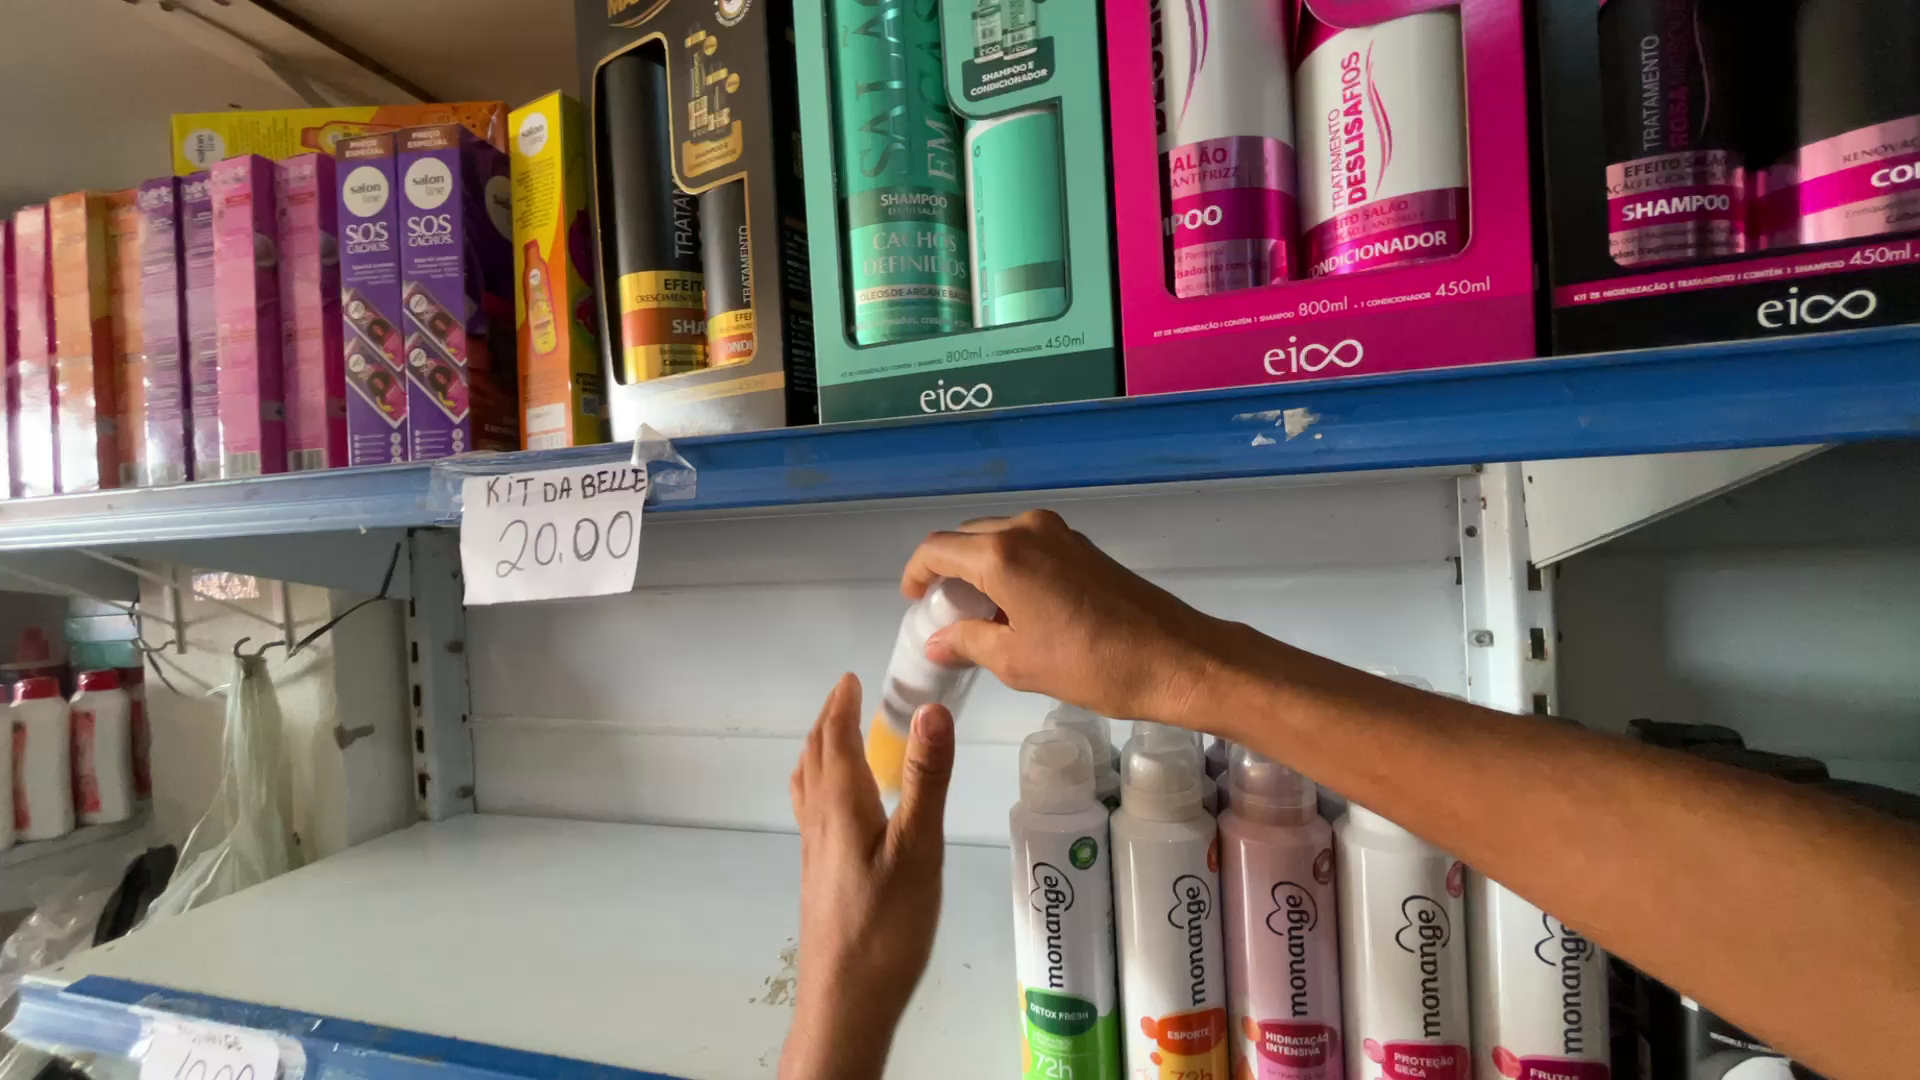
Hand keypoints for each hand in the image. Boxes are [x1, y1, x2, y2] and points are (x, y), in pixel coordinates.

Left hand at [781, 674, 954, 1079]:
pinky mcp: (818, 875)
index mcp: (841, 804)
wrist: (845, 1003)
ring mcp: (814, 850)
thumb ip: (926, 778)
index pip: (835, 739)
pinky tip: (837, 806)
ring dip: (818, 750)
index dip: (842, 706)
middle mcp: (820, 820)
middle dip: (828, 721)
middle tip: (846, 698)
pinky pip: (811, 808)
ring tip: (834, 738)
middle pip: (815, 757)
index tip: (851, 679)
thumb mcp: (918, 848)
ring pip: (807, 784)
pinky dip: (819, 782)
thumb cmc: (886, 924)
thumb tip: (932, 709)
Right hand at [901, 509, 1232, 724]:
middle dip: (948, 570)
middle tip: (945, 613)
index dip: (916, 573)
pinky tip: (1019, 606)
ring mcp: (1059, 533)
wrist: (1176, 658)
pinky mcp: (1082, 546)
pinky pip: (1029, 545)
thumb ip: (966, 642)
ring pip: (999, 539)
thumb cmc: (1088, 664)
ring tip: (982, 614)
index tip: (913, 601)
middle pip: (967, 537)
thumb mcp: (1016, 660)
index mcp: (1001, 554)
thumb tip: (937, 640)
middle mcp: (1027, 529)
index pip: (936, 548)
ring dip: (980, 568)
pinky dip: (1010, 567)